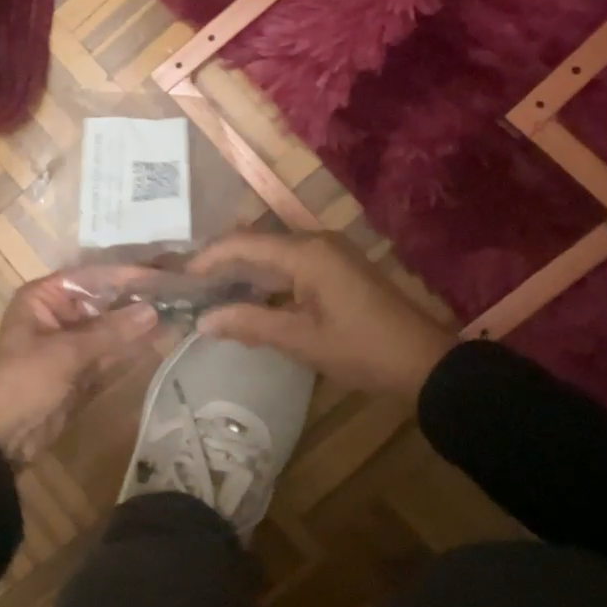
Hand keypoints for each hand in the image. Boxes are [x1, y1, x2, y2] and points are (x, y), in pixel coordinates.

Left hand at [0, 266, 163, 464]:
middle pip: (104, 300)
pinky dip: (132, 348)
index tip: (164, 275)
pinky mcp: (80, 370)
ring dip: (140, 323)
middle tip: (181, 293)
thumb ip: (110, 331)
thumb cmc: (23, 381)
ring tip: (181, 313)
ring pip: (111, 327)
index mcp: (44, 297)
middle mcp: (58, 313)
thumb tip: (153, 309)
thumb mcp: (65, 353)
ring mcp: (70, 343)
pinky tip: (162, 338)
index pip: (92, 277)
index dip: (128, 275)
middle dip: (139, 299)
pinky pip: (110, 352)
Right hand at [189, 231, 456, 403]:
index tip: (179, 278)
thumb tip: (202, 321)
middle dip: (221, 262)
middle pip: (256, 242)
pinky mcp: (338, 269)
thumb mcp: (301, 341)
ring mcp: (330, 253)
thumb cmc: (363, 351)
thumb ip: (249, 324)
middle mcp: (315, 242)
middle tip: (189, 286)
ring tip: (210, 294)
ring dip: (243, 272)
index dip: (207, 258)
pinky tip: (249, 300)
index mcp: (306, 253)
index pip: (242, 243)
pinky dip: (266, 280)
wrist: (428, 365)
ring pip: (272, 254)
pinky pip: (291, 264)